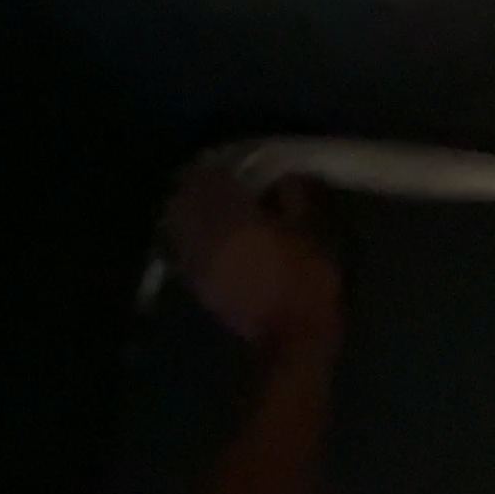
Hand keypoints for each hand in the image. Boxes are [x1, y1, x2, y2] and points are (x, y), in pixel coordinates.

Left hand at [162, 155, 340, 352]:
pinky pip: (180, 243)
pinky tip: (203, 231)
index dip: (221, 162)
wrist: (290, 338)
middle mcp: (204, 232)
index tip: (233, 155)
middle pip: (188, 194)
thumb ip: (297, 199)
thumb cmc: (308, 283)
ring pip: (178, 218)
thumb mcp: (315, 234)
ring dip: (187, 205)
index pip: (214, 175)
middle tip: (215, 173)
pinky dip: (186, 231)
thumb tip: (285, 174)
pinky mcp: (193, 278)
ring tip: (206, 200)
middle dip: (198, 180)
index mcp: (234, 216)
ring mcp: (194, 257)